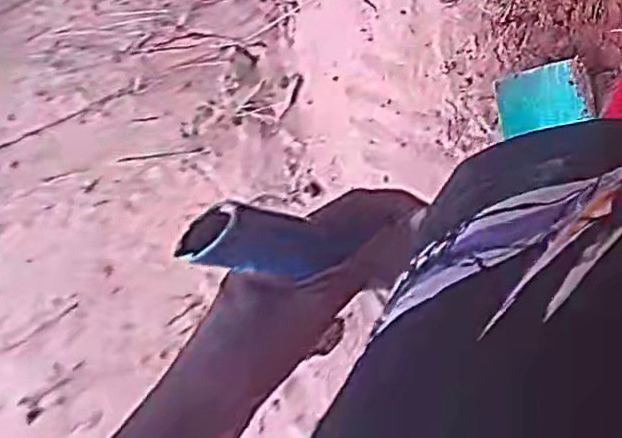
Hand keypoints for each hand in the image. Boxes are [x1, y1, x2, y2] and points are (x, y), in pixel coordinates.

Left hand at [114, 189, 425, 437]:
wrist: (197, 418)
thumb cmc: (239, 360)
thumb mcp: (318, 301)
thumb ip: (367, 260)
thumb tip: (411, 226)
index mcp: (280, 241)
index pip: (351, 205)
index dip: (392, 206)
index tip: (423, 215)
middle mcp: (277, 255)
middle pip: (347, 230)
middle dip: (382, 238)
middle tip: (416, 245)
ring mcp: (276, 283)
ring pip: (340, 261)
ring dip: (364, 272)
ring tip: (383, 284)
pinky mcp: (278, 312)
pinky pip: (327, 289)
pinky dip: (343, 299)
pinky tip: (339, 324)